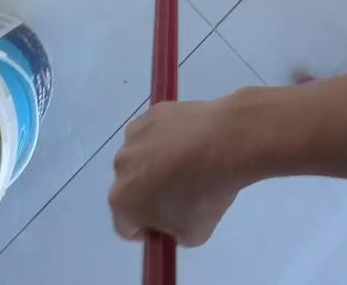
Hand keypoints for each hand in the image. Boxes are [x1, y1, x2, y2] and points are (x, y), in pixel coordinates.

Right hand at [109, 95, 250, 246]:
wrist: (225, 142)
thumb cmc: (205, 194)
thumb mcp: (191, 235)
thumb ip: (173, 233)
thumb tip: (172, 218)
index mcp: (122, 200)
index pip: (126, 226)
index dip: (149, 229)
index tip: (170, 224)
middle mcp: (121, 165)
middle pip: (131, 188)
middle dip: (149, 194)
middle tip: (181, 193)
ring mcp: (135, 134)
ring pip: (141, 157)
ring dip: (155, 163)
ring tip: (188, 162)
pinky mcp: (153, 111)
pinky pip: (154, 132)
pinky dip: (165, 137)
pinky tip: (190, 140)